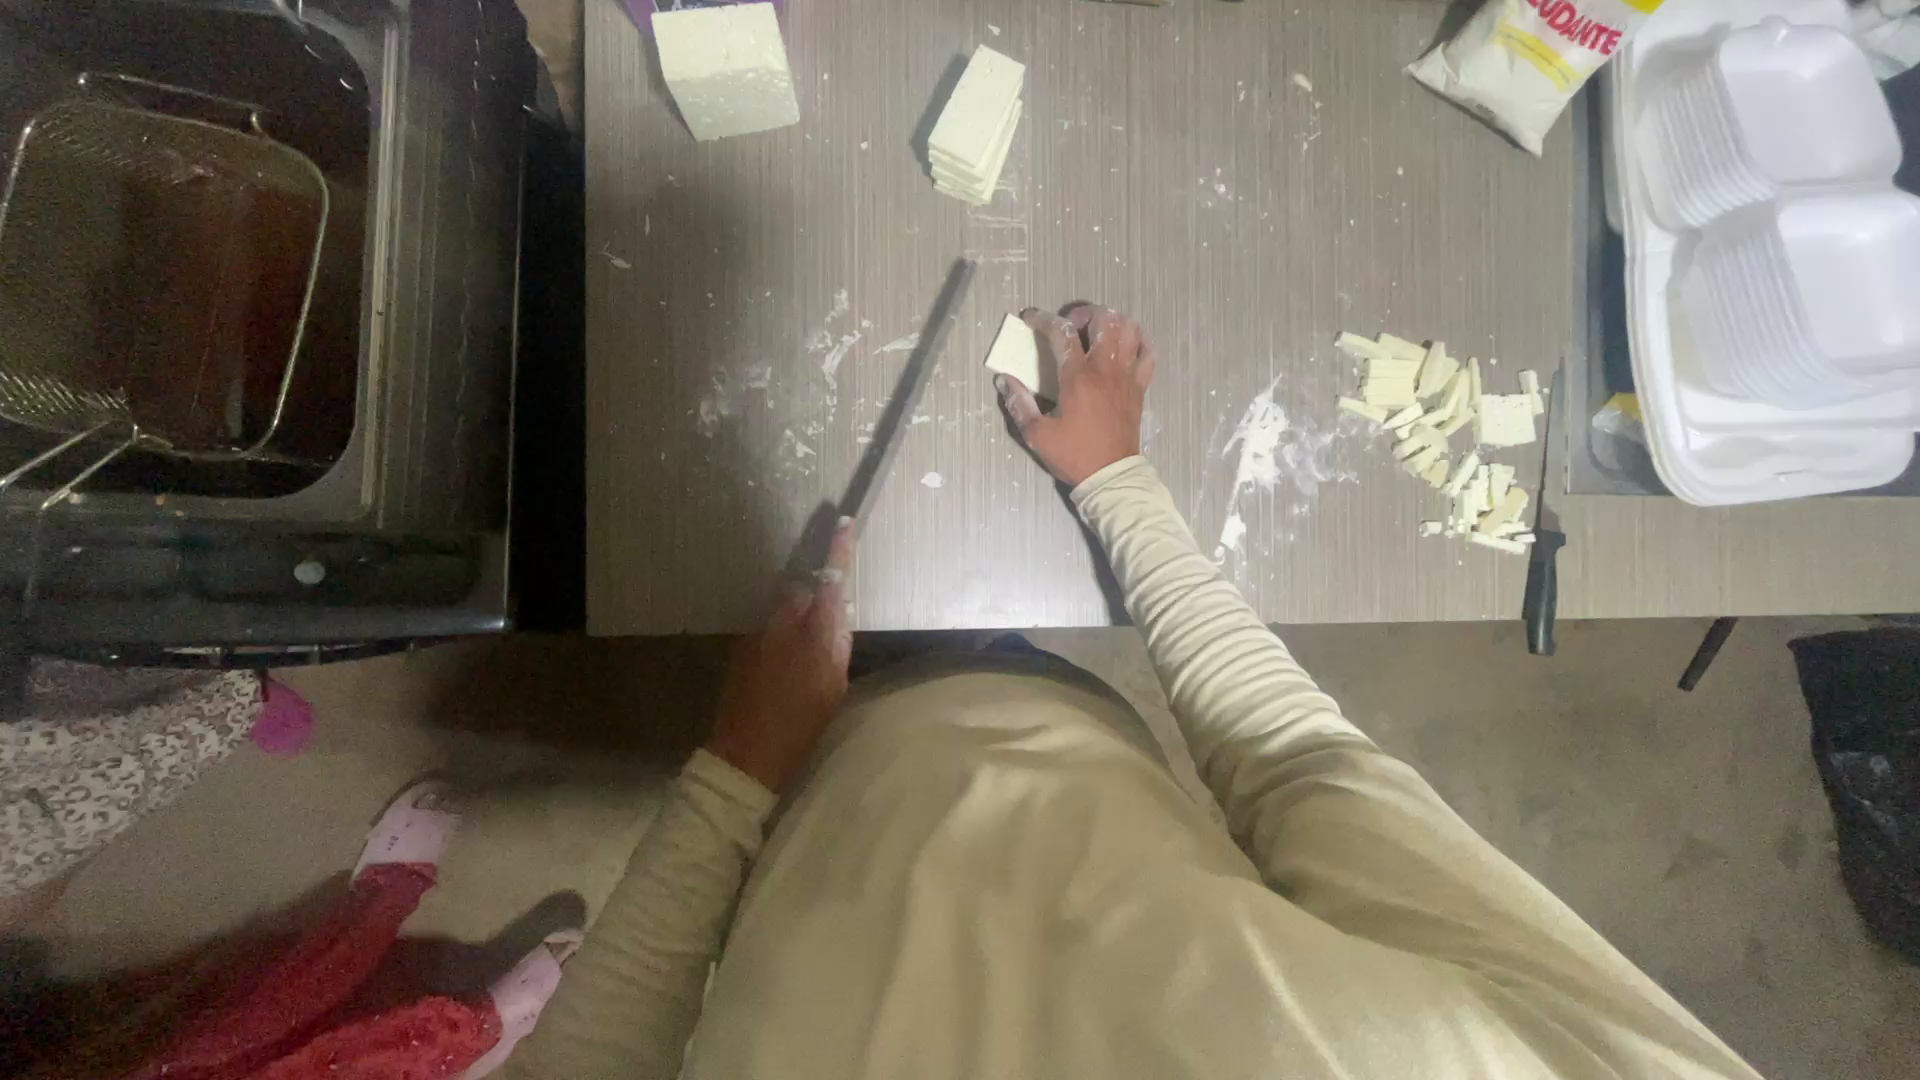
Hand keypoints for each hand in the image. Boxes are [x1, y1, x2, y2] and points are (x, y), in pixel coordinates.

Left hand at [705, 517, 854, 793]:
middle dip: (816, 599)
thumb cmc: (802, 723)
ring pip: (785, 612)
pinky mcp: (742, 648)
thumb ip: (838, 644)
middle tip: (827, 628)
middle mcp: (783, 624)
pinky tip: (784, 667)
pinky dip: (781, 637)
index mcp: (815, 633)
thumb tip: (838, 613)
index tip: (843, 522)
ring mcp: (758, 634)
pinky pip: (770, 629)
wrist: (748, 753)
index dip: (839, 550)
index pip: (831, 580)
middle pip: (803, 592)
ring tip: (804, 656)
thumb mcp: (835, 685)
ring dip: (797, 620)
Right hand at [997, 305, 1154, 486]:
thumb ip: (1019, 404)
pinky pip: (1147, 353)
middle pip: (1104, 319)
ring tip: (1096, 333)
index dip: (1043, 319)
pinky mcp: (1140, 387)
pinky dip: (1137, 342)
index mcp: (1078, 378)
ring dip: (1112, 323)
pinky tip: (1124, 348)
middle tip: (1070, 325)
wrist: (1110, 476)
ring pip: (1129, 329)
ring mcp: (1127, 376)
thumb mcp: (1037, 435)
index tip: (1031, 319)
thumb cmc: (1073, 455)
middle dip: (1084, 313)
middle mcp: (1106, 369)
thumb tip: (1004, 381)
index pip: (1061, 333)